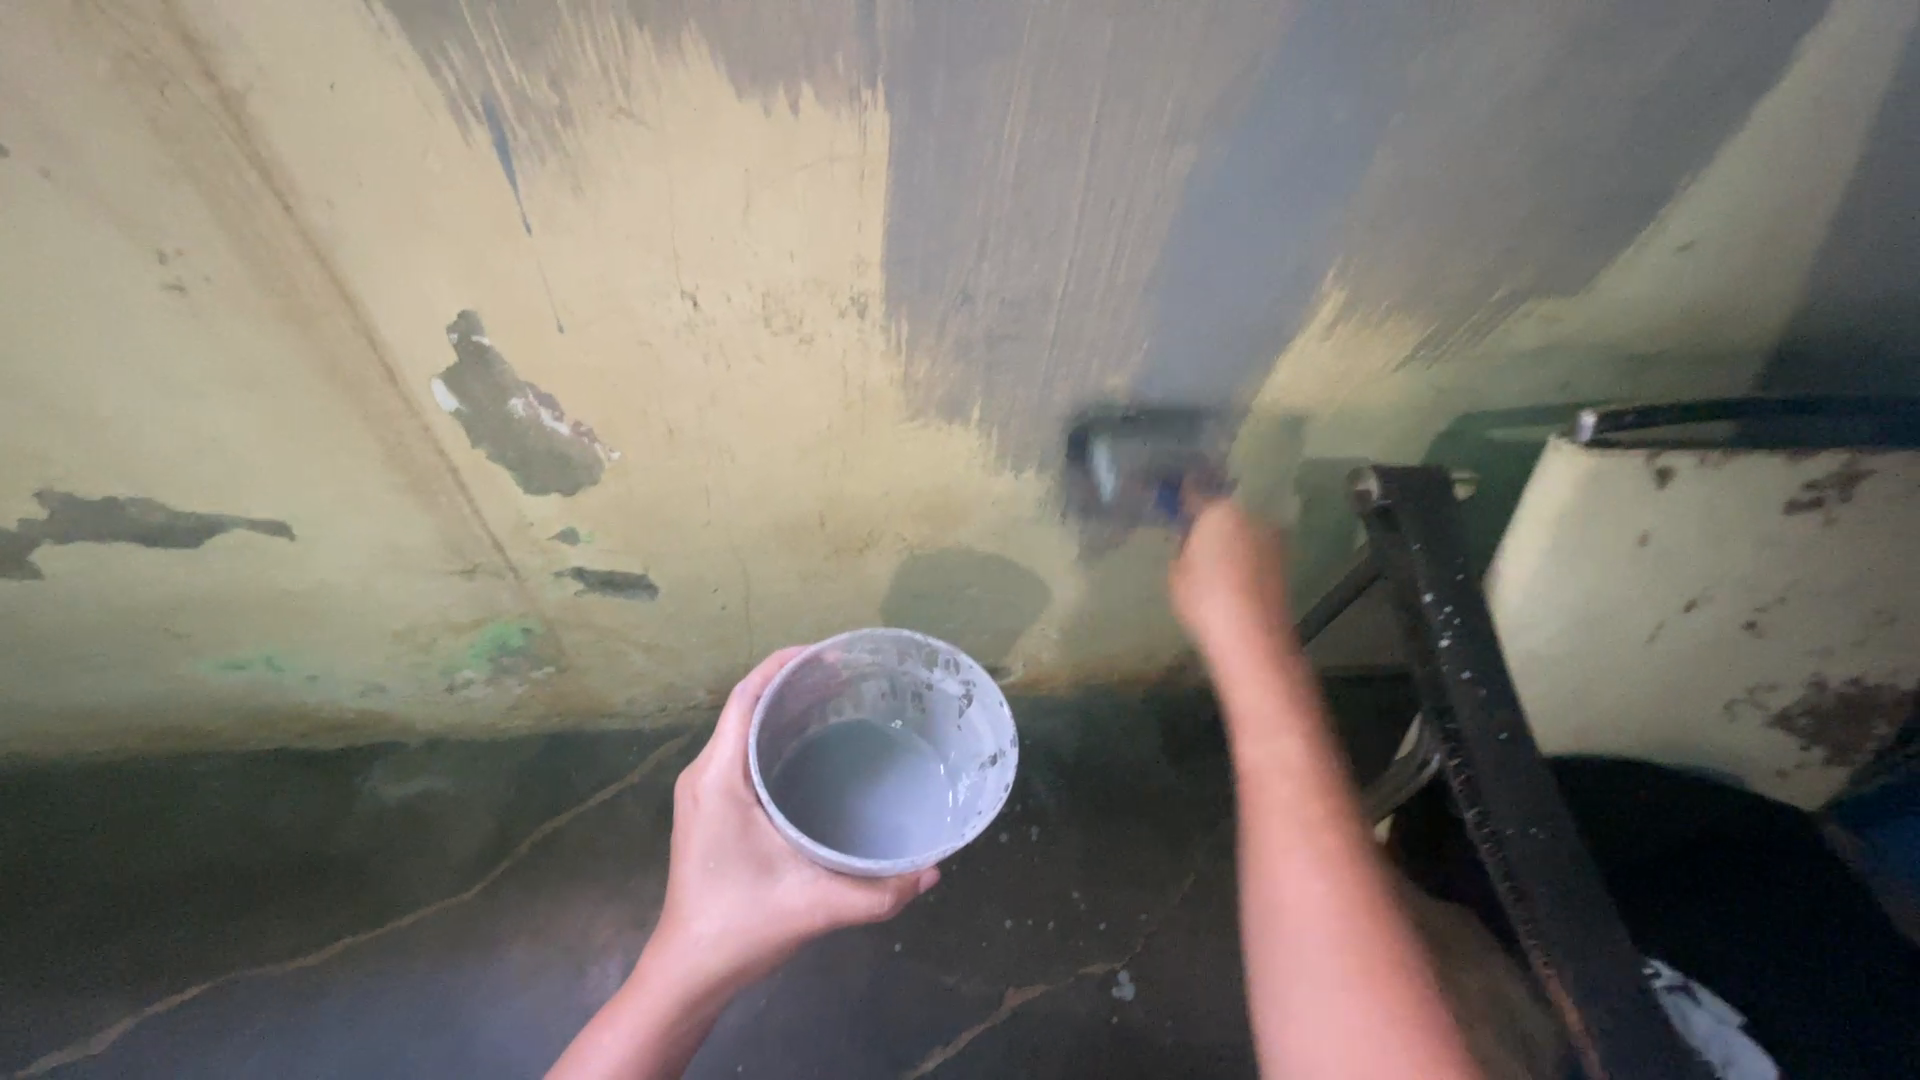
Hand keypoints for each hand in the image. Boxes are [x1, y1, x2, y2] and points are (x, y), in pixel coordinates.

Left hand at [647, 647, 939, 993]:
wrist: (688, 972)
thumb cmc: (741, 927)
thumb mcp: (816, 906)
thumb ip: (880, 892)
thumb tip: (934, 871)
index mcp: (720, 778)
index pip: (746, 697)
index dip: (783, 665)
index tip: (830, 656)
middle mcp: (705, 774)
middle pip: (746, 705)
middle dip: (793, 682)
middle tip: (849, 678)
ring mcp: (703, 791)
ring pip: (741, 727)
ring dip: (782, 708)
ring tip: (836, 702)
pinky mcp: (709, 807)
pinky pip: (740, 750)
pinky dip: (773, 735)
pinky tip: (811, 748)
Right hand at [1169, 496, 1295, 652]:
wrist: (1252, 637)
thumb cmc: (1205, 600)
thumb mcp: (1176, 572)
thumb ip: (1184, 546)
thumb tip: (1191, 539)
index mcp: (1218, 511)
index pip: (1195, 494)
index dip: (1183, 497)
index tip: (1174, 501)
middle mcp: (1250, 515)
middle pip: (1224, 511)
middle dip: (1210, 521)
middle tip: (1193, 539)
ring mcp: (1272, 537)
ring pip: (1243, 529)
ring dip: (1231, 538)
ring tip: (1214, 562)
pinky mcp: (1284, 560)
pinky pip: (1256, 549)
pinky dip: (1245, 556)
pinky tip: (1233, 576)